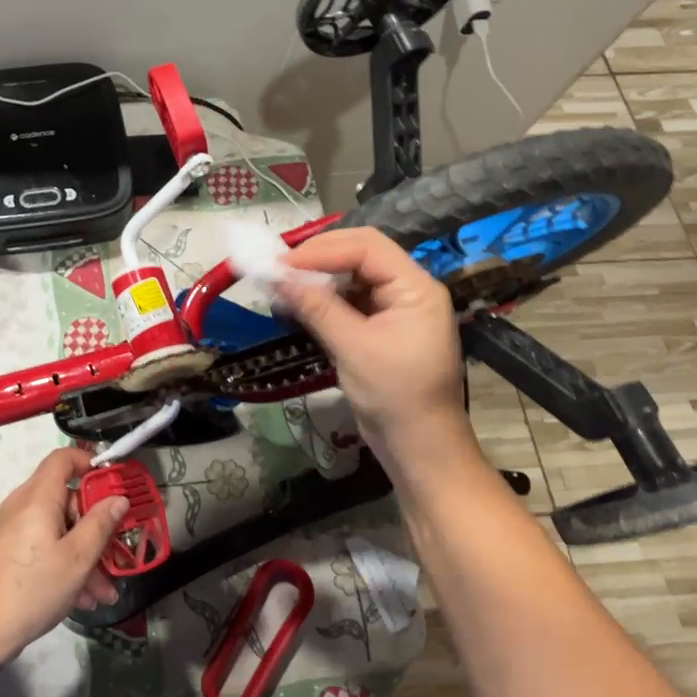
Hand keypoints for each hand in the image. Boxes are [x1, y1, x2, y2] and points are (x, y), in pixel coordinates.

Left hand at [0, 448, 128, 657]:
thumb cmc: (33, 589)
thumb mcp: (77, 559)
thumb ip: (100, 525)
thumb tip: (118, 498)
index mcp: (37, 497)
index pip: (63, 458)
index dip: (89, 463)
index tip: (112, 485)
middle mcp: (20, 505)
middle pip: (63, 501)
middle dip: (93, 528)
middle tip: (115, 557)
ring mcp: (8, 529)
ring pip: (54, 530)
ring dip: (81, 555)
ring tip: (101, 593)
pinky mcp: (2, 552)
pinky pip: (38, 546)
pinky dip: (60, 563)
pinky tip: (78, 599)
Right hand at [276, 228, 468, 441]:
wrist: (420, 449)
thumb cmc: (395, 396)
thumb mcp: (353, 348)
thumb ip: (316, 307)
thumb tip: (277, 276)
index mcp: (415, 288)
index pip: (367, 247)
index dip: (322, 250)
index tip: (281, 264)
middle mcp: (408, 290)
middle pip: (359, 254)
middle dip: (317, 258)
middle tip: (277, 269)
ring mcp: (394, 309)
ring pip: (351, 276)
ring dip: (316, 278)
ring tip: (281, 285)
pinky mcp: (379, 329)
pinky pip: (348, 301)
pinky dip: (322, 300)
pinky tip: (296, 305)